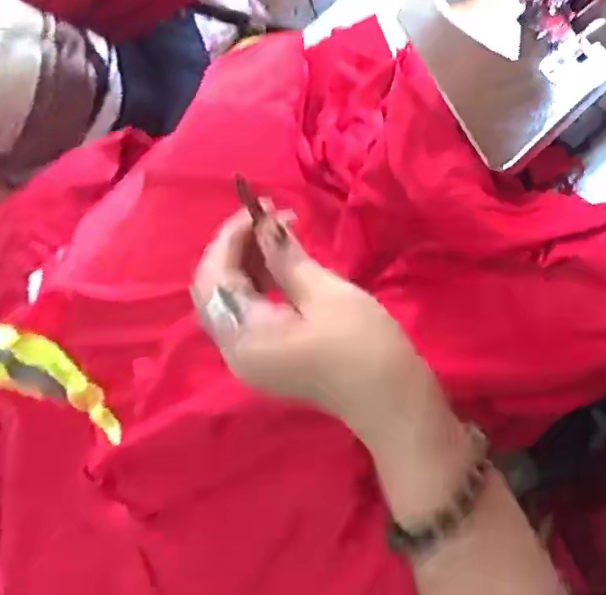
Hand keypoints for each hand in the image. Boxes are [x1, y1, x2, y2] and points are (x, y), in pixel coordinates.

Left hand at [191, 203, 433, 442]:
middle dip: (236, 247)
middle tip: (269, 214)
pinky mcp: (271, 355)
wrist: (391, 398)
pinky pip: (250, 310)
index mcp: (243, 336)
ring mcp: (252, 355)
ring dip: (249, 260)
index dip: (229, 238)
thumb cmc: (362, 343)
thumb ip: (288, 259)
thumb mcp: (326, 293)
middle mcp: (236, 349)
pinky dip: (260, 280)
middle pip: (217, 290)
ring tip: (279, 228)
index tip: (259, 206)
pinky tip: (283, 258)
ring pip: (233, 298)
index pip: (214, 279)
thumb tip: (266, 226)